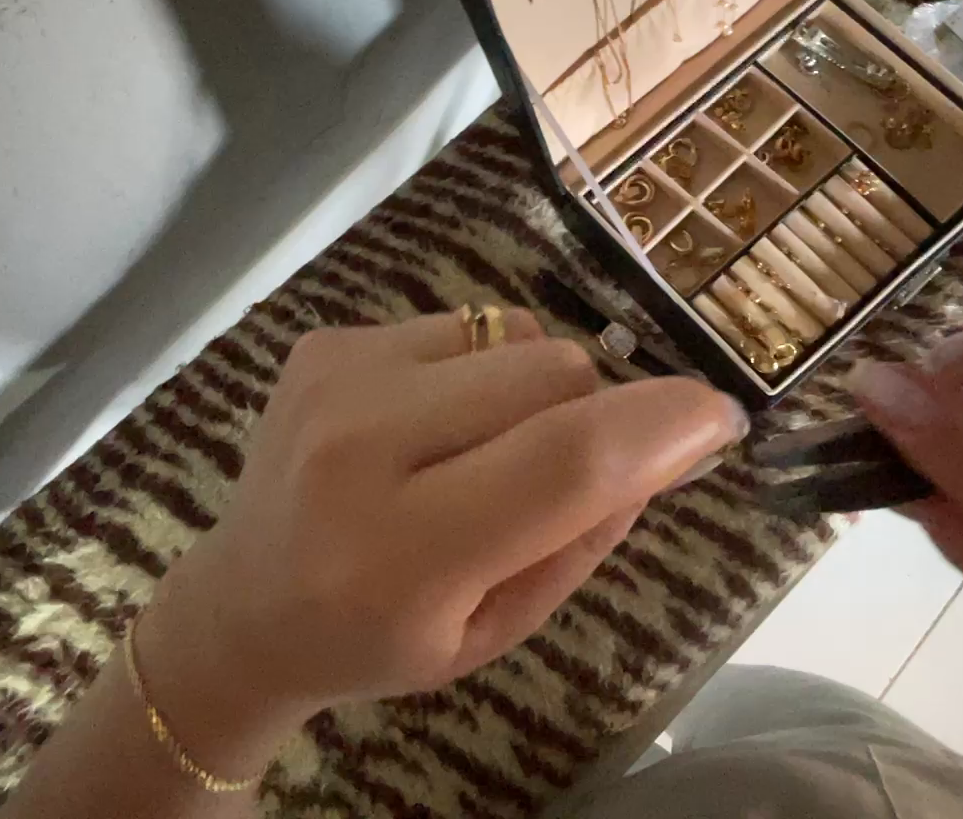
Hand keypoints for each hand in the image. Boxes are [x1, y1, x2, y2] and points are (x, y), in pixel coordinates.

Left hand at [140, 311, 747, 757]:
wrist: (244, 603)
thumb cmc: (380, 637)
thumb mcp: (500, 626)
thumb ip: (589, 533)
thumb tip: (666, 439)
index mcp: (404, 552)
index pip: (565, 458)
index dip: (662, 423)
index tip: (717, 415)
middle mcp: (359, 445)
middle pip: (551, 372)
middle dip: (590, 409)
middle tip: (557, 463)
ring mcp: (336, 377)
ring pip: (516, 334)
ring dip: (532, 386)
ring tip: (480, 445)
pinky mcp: (327, 341)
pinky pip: (462, 325)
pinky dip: (476, 369)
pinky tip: (428, 421)